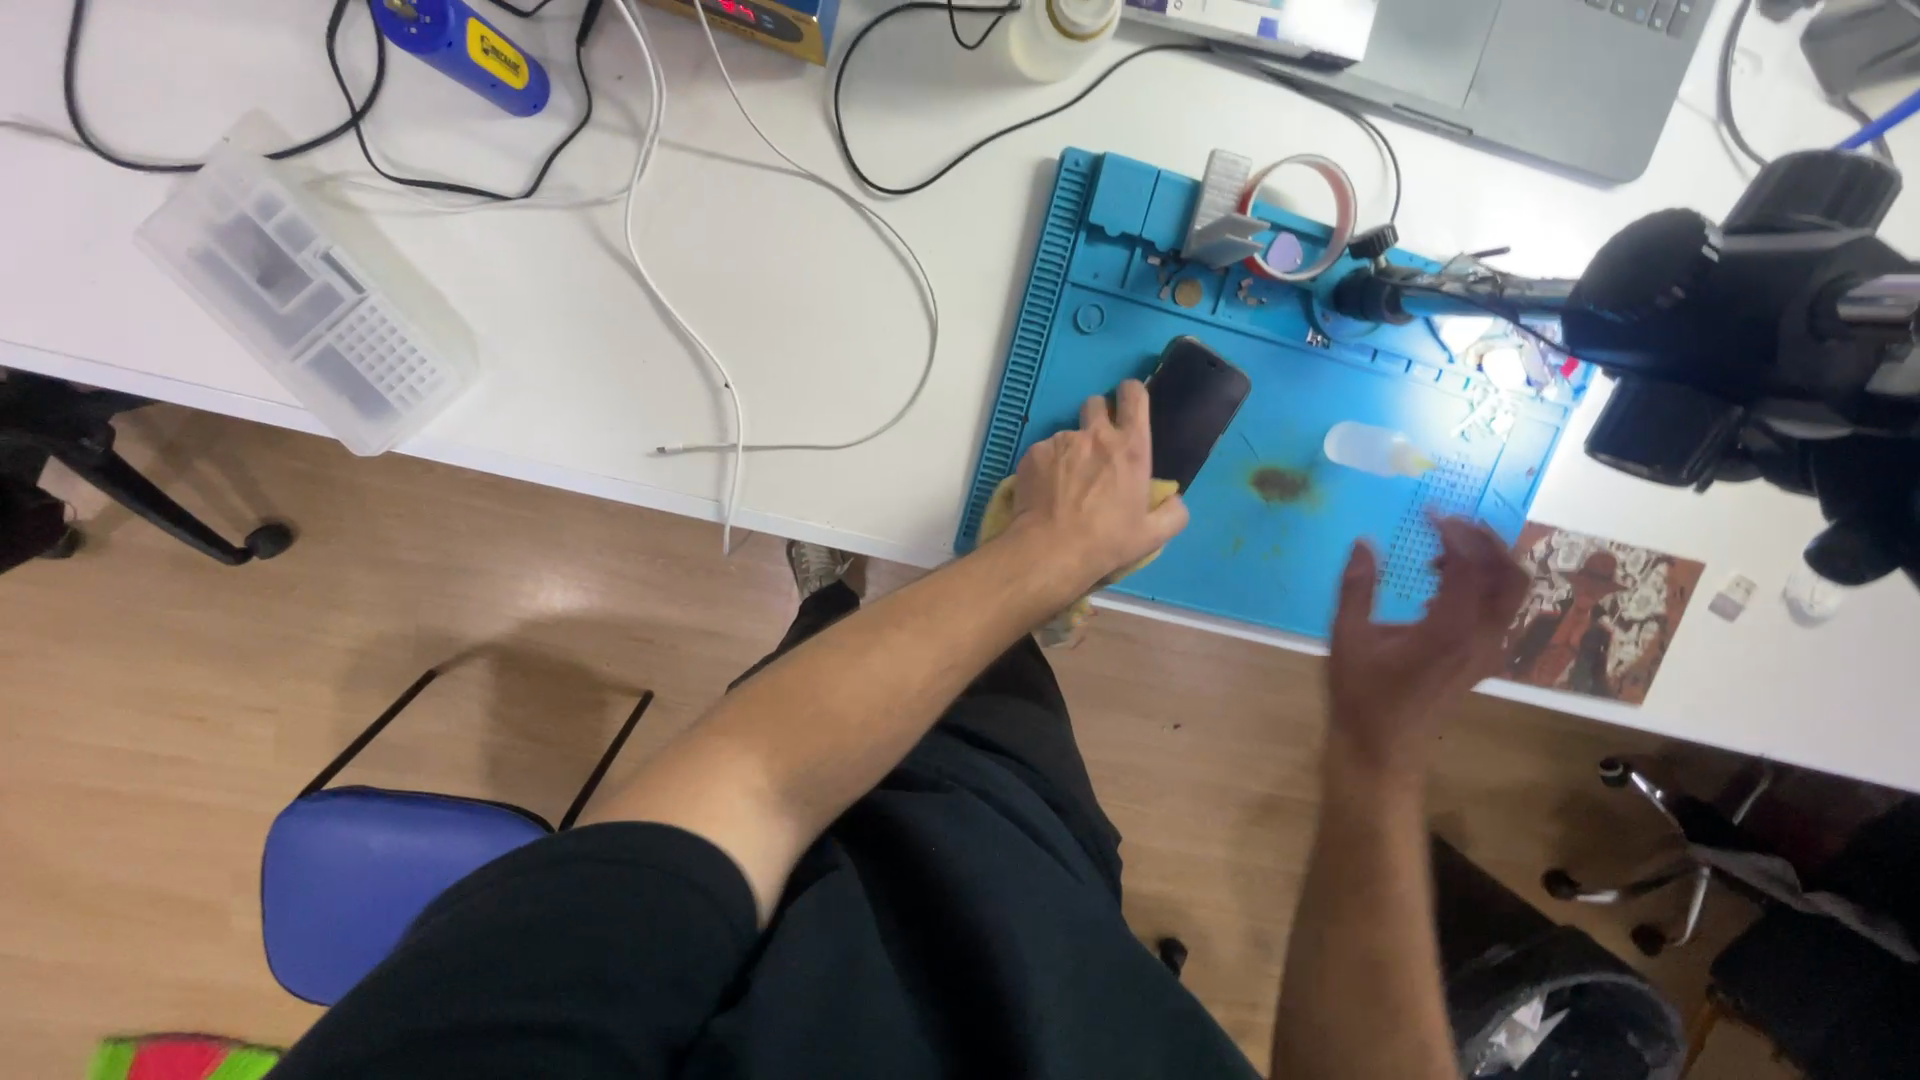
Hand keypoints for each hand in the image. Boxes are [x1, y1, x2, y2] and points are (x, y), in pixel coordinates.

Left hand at [1007, 380, 1189, 589]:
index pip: (1134, 395)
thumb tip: (1174, 500)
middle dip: (1097, 416)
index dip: (1131, 393)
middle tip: (1096, 445)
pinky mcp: (1033, 453)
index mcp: (1130, 447)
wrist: (1051, 550)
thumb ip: (1174, 513)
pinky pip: (1043, 452)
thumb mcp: (1153, 536)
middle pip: (1095, 403)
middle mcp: (1095, 435)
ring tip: (1065, 481)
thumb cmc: (1107, 542)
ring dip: (1070, 449)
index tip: (1127, 403)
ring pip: (1067, 433)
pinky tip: (1045, 491)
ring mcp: (1060, 442)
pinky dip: (1046, 466)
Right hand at [1325, 514, 1527, 780]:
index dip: (1455, 533)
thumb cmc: (1360, 693)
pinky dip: (1481, 585)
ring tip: (1442, 549)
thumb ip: (1358, 587)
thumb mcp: (1348, 636)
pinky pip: (1499, 611)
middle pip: (1510, 576)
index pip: (1471, 567)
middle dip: (1486, 541)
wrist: (1382, 747)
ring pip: (1511, 593)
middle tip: (1450, 522)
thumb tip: (1365, 543)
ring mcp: (1489, 652)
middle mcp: (1482, 639)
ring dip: (1486, 562)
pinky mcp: (1484, 659)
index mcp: (1450, 631)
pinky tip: (1441, 584)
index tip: (1429, 513)